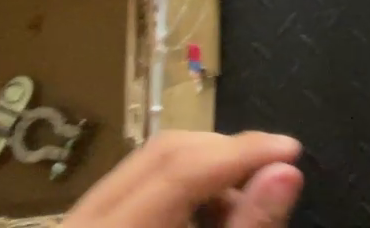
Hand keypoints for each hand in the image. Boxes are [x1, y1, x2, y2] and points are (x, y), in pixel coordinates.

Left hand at [60, 130, 303, 227]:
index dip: (242, 152)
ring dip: (206, 174)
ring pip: (151, 166)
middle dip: (225, 157)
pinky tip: (209, 220)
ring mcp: (77, 225)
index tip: (293, 149)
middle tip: (273, 174)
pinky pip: (138, 188)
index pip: (180, 170)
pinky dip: (182, 195)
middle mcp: (80, 223)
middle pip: (164, 155)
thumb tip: (287, 169)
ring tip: (241, 210)